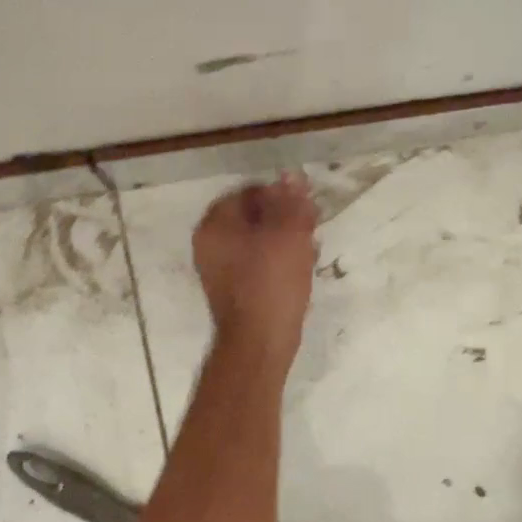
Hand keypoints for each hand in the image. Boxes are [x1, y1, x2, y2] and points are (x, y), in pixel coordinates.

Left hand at [192, 173, 319, 368]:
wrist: (259, 343)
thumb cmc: (271, 284)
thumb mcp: (288, 234)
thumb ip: (291, 202)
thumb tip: (292, 177)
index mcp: (215, 224)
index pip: (251, 192)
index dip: (282, 195)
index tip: (307, 207)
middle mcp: (210, 245)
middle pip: (252, 218)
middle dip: (284, 219)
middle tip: (312, 228)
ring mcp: (219, 272)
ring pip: (257, 243)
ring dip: (284, 242)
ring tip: (310, 250)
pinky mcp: (234, 293)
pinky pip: (257, 267)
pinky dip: (278, 264)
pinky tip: (300, 271)